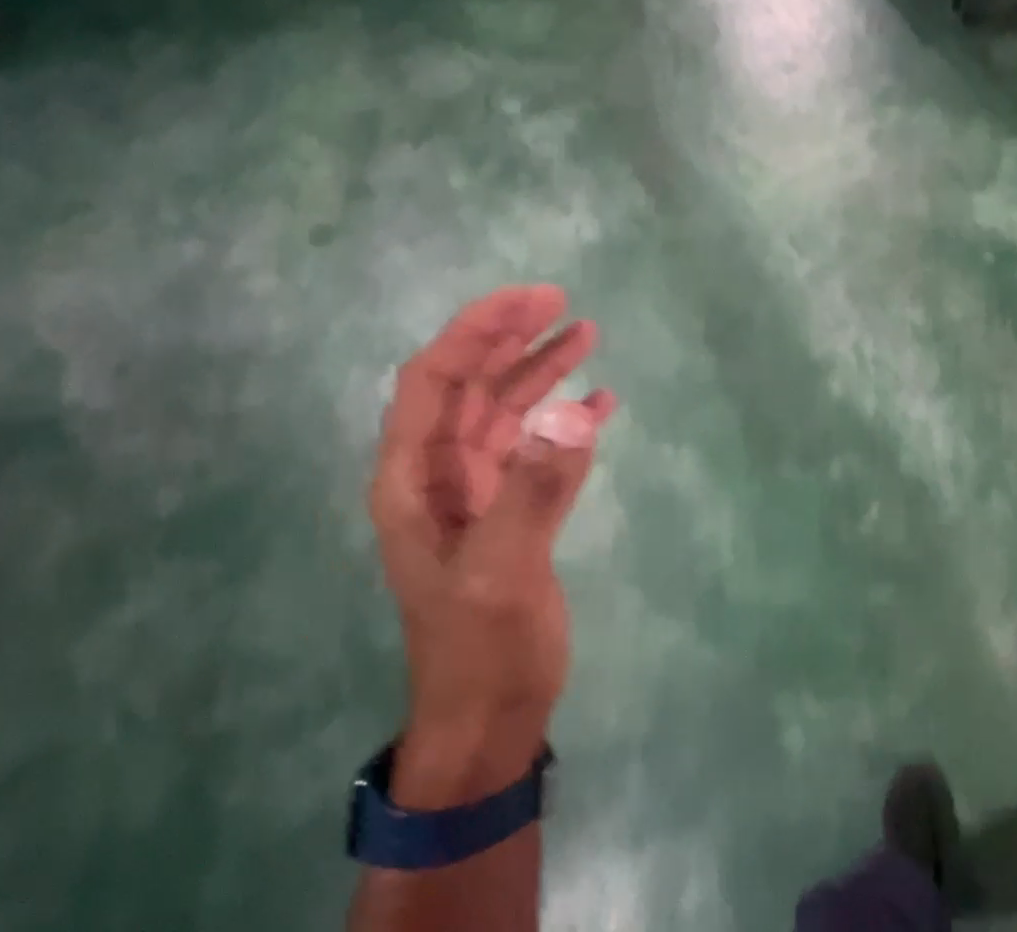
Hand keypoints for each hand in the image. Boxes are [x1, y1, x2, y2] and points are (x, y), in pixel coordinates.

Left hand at [369, 285, 614, 798]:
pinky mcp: (514, 517)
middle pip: (470, 388)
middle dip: (511, 340)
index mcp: (414, 482)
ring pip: (506, 416)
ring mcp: (478, 498)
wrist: (490, 715)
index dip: (478, 332)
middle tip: (565, 303)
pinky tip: (602, 403)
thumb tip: (573, 410)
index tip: (534, 300)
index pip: (435, 383)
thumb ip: (533, 489)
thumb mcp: (504, 570)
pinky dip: (567, 423)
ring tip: (589, 335)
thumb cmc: (482, 648)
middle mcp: (439, 479)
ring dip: (542, 375)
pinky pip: (538, 453)